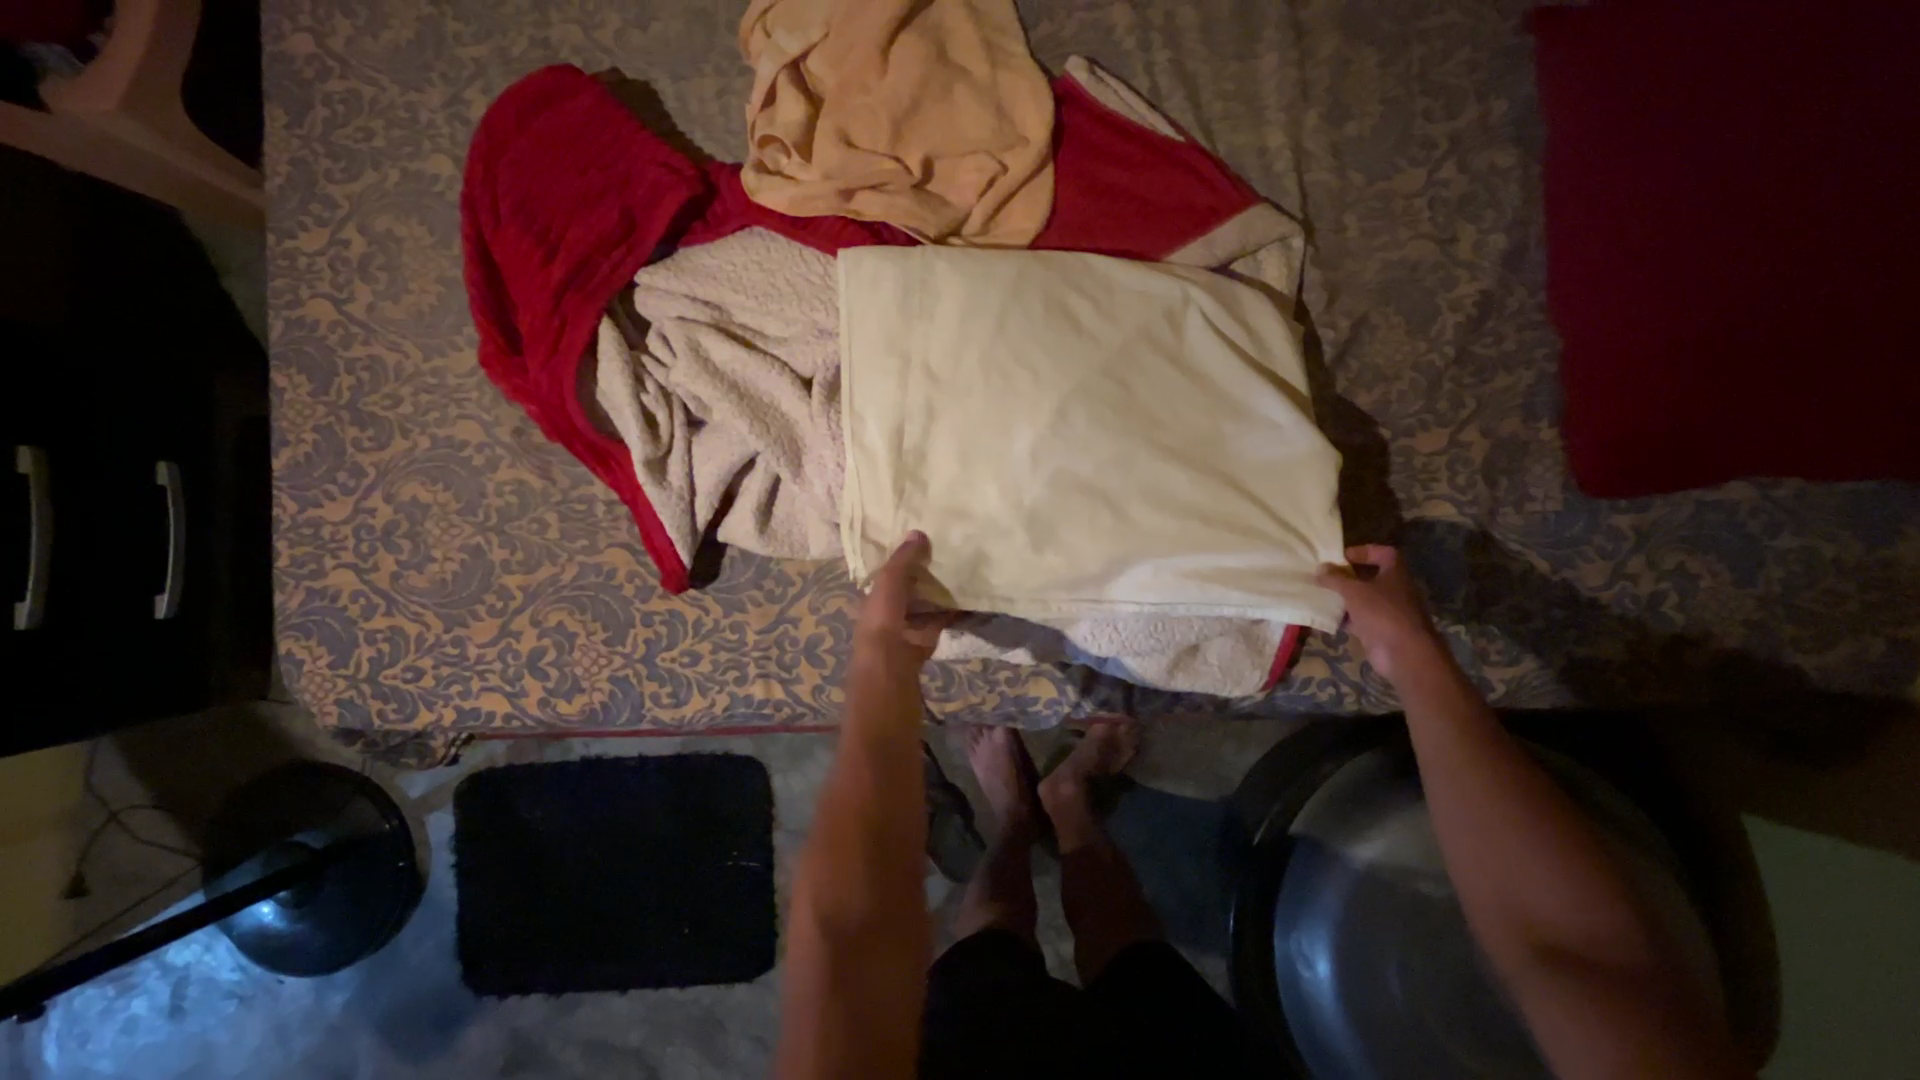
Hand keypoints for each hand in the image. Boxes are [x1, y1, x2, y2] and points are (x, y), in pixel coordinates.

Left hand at [853, 531, 953, 673]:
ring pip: (927, 601)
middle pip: (909, 586)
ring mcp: (910, 623)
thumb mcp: (889, 579)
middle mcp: (890, 608)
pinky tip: (970, 594)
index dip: (900, 558)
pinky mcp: (929, 634)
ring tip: (960, 566)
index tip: (919, 540)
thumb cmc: (883, 615)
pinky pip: (944, 616)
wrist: (893, 659)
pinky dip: (956, 608)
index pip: (887, 572)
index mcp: (874, 594)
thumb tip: (919, 532)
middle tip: (945, 550)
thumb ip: (903, 558)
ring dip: (940, 589)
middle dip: (924, 572)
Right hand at [1316, 544, 1443, 680]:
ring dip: (1344, 597)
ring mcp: (1388, 611)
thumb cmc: (1382, 612)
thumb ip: (1335, 579)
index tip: (1341, 557)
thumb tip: (1320, 569)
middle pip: (1370, 577)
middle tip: (1326, 576)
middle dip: (1347, 576)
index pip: (1383, 553)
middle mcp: (1394, 590)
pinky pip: (1359, 619)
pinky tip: (1326, 617)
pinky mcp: (1379, 630)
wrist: (1403, 652)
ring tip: (1321, 594)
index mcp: (1395, 573)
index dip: (1363, 551)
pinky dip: (1344, 618)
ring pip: (1363, 599)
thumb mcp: (1354, 591)